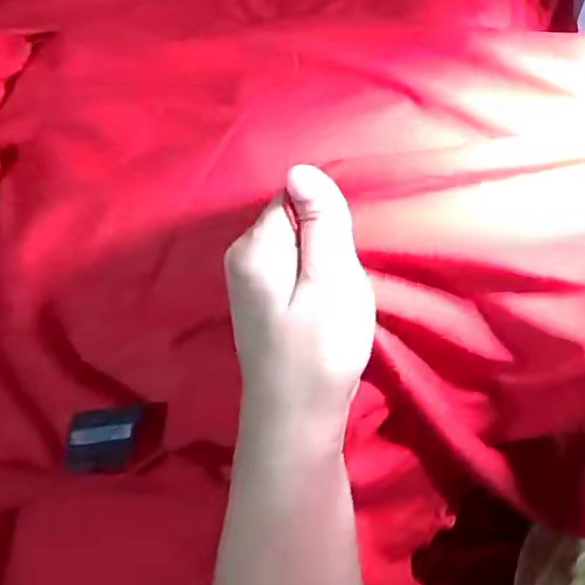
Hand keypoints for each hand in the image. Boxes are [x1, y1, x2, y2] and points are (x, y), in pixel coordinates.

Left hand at [224, 165, 375, 433]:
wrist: (298, 416)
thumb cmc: (322, 346)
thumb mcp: (334, 276)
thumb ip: (321, 221)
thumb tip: (301, 168)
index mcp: (255, 248)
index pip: (294, 198)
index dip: (328, 218)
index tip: (342, 251)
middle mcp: (242, 259)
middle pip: (296, 219)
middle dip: (328, 239)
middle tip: (343, 277)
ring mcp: (249, 282)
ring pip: (300, 244)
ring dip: (326, 260)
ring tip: (336, 294)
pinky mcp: (262, 300)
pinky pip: (295, 266)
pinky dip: (317, 277)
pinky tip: (325, 305)